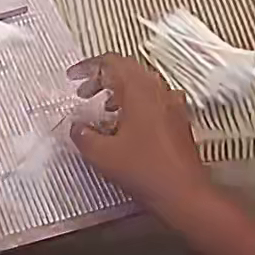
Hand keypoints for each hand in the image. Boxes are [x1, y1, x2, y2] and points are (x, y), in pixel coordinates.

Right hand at [67, 52, 205, 219]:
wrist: (182, 192)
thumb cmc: (142, 169)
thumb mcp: (102, 154)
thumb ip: (83, 135)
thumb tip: (76, 126)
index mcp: (139, 91)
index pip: (112, 63)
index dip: (88, 67)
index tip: (72, 78)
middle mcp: (159, 91)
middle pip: (128, 70)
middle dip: (102, 78)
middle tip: (82, 93)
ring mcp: (172, 105)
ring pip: (141, 86)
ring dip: (118, 92)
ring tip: (101, 109)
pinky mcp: (177, 121)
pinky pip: (152, 101)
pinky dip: (133, 104)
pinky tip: (123, 125)